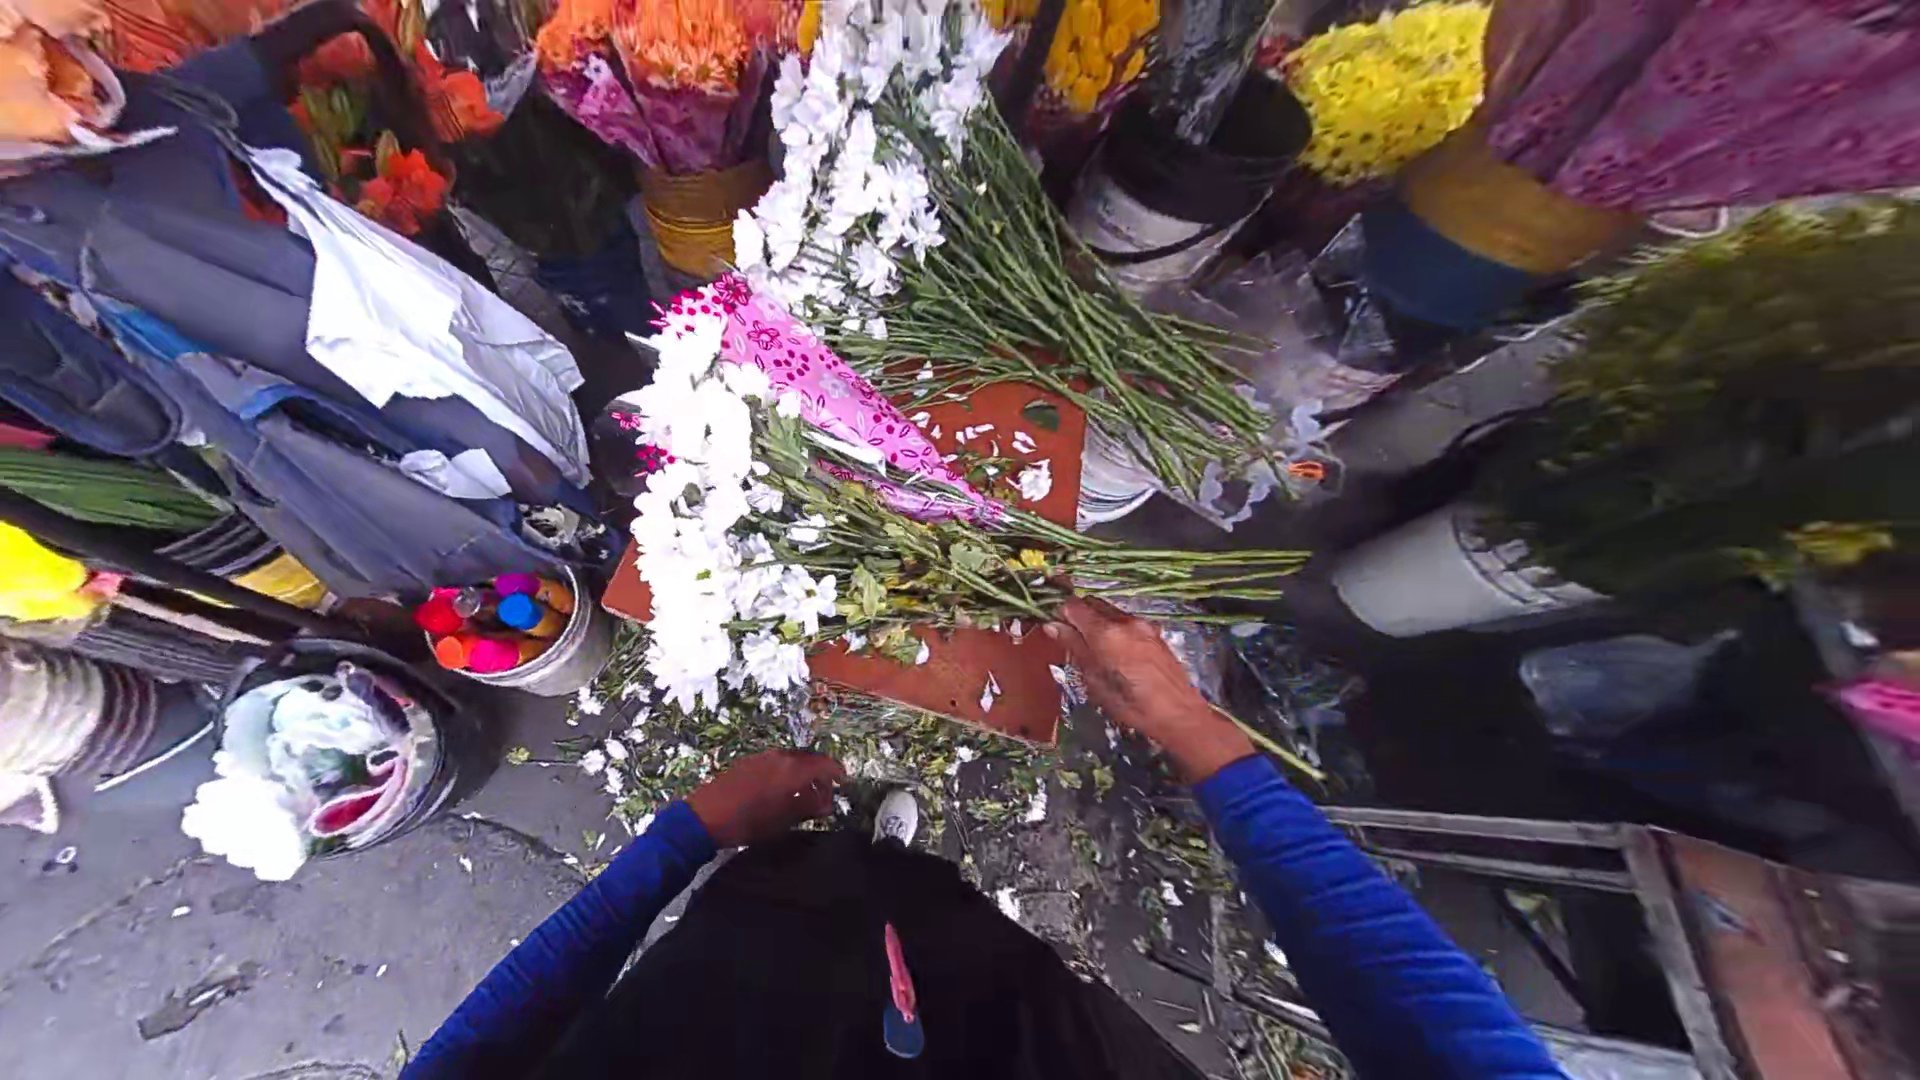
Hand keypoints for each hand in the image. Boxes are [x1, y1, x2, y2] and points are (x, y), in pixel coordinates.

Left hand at [685, 749, 846, 847]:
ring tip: (803, 796)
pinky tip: (781, 792)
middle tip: (823, 796)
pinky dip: (787, 774)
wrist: (705, 816)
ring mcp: (764, 757)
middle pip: (810, 760)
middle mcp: (782, 756)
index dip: (837, 773)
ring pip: (793, 761)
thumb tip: (826, 804)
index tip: (843, 784)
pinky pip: (778, 763)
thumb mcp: (783, 820)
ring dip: (803, 775)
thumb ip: (808, 808)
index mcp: (794, 769)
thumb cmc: (749, 821)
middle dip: (820, 776)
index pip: (825, 764)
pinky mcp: (750, 762)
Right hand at [1045, 596, 1253, 781]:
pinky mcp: (1154, 632)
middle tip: (1071, 637)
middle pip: (1092, 603)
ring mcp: (1142, 624)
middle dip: (1078, 615)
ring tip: (1094, 648)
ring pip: (1110, 611)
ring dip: (1097, 621)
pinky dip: (1114, 628)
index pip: (1074, 606)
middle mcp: (1124, 620)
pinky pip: (1126, 621)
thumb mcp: (1094, 679)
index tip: (1055, 628)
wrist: (1179, 714)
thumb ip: (1074, 647)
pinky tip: (1116, 652)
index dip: (1061, 614)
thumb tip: (1052, 626)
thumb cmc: (1130, 704)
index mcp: (1105, 631)